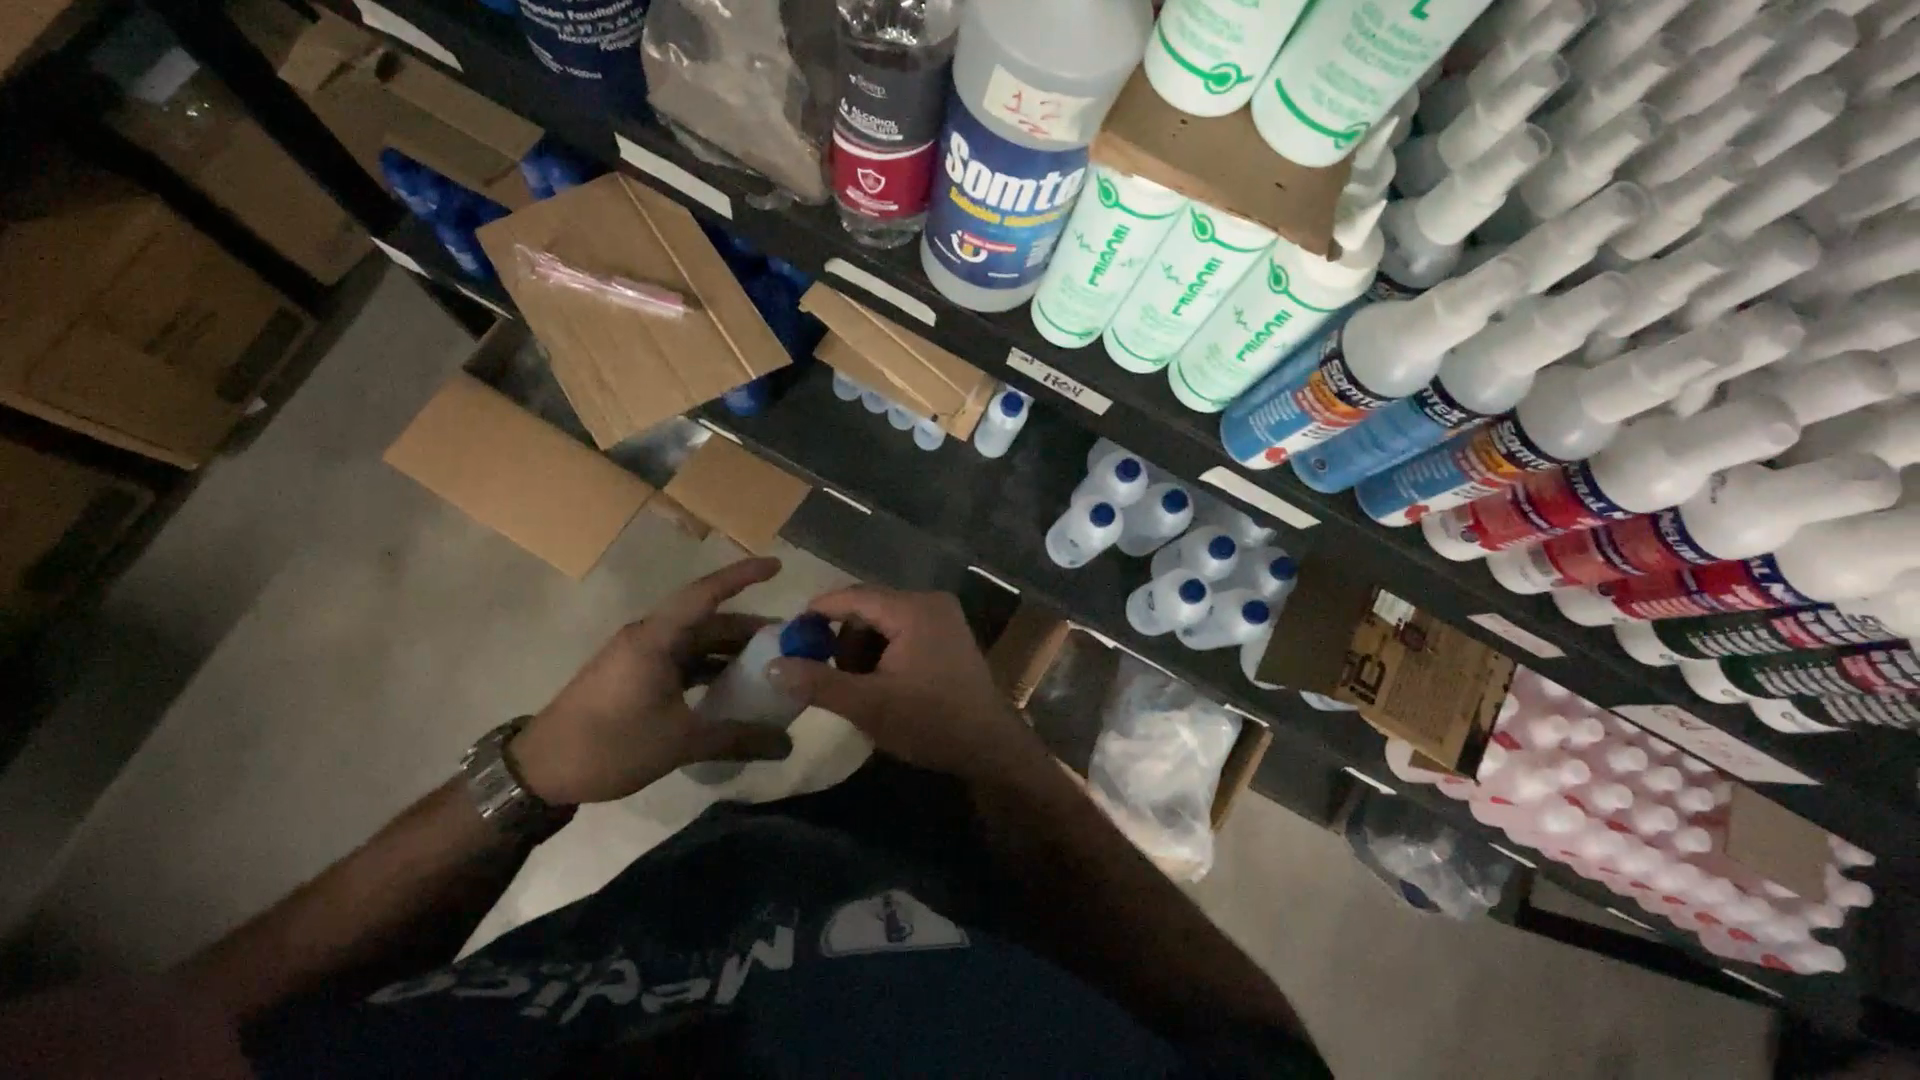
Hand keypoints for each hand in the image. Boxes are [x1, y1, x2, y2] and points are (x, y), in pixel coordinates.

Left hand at [511, 557, 794, 804]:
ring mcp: (639, 658)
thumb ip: (737, 739)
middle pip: (708, 621)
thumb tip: (787, 744)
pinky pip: (682, 663)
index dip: (743, 576)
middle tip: (791, 641)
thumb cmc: (609, 744)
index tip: (777, 566)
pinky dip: (710, 670)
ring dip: (731, 652)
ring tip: (771, 666)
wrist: (539, 771)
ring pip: (696, 644)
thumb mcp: (679, 743)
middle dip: (750, 628)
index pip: (706, 594)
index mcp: (656, 639)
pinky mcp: (633, 677)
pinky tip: (733, 690)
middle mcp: (648, 638)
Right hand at [766, 585, 1046, 782]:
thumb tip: (772, 666)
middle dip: (843, 642)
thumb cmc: (930, 722)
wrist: (991, 748)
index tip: (789, 637)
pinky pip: (903, 633)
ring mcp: (944, 619)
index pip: (851, 596)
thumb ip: (818, 682)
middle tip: (828, 676)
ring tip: (859, 690)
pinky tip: (883, 687)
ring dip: (863, 651)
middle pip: (868, 609)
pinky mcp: (950, 638)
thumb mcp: (867, 705)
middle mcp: (930, 603)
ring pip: (884, 623)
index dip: (817, 614)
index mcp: (912, 609)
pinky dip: (885, 655)